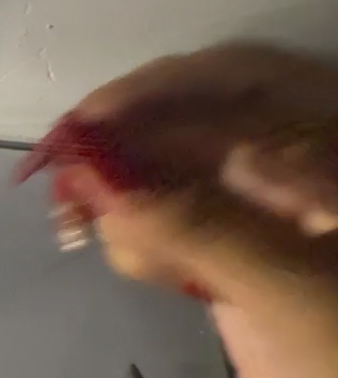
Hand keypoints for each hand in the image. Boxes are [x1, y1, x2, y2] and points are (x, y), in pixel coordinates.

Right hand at [19, 43, 337, 377]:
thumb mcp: (298, 296)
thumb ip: (204, 230)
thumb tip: (99, 178)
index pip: (246, 81)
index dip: (159, 91)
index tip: (81, 129)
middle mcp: (311, 164)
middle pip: (190, 119)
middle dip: (119, 152)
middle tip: (64, 192)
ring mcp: (270, 206)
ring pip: (160, 169)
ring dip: (121, 203)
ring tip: (125, 254)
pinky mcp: (234, 243)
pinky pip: (159, 215)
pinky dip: (133, 234)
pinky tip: (149, 273)